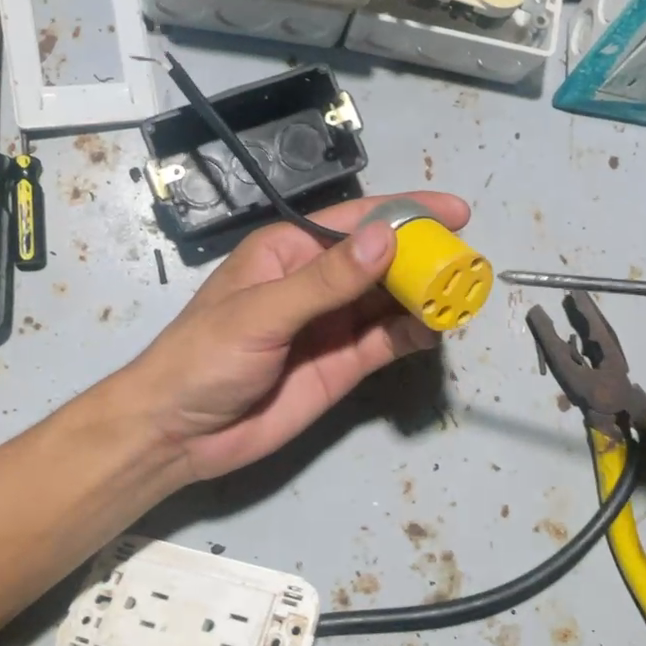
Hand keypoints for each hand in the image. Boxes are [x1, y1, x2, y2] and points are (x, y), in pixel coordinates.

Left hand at [125, 192, 470, 480]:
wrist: (178, 434)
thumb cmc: (205, 358)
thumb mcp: (262, 312)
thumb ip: (326, 280)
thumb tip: (386, 238)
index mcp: (289, 251)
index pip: (356, 223)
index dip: (405, 214)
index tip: (454, 212)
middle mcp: (317, 282)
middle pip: (381, 260)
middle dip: (424, 257)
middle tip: (468, 264)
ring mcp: (332, 324)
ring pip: (390, 300)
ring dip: (425, 296)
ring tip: (462, 296)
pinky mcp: (342, 364)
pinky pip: (387, 341)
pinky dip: (414, 333)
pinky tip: (436, 330)